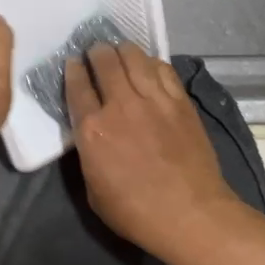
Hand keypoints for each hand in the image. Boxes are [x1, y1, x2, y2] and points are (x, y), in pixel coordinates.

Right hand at [65, 44, 244, 256]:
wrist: (190, 215)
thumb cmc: (136, 213)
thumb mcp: (93, 191)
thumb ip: (88, 155)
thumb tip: (91, 137)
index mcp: (93, 130)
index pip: (77, 86)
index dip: (73, 70)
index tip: (73, 63)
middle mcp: (120, 106)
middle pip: (105, 62)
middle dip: (96, 52)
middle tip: (96, 52)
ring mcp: (153, 100)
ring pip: (134, 57)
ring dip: (122, 50)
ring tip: (120, 50)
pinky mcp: (180, 102)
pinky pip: (163, 70)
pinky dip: (151, 62)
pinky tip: (148, 65)